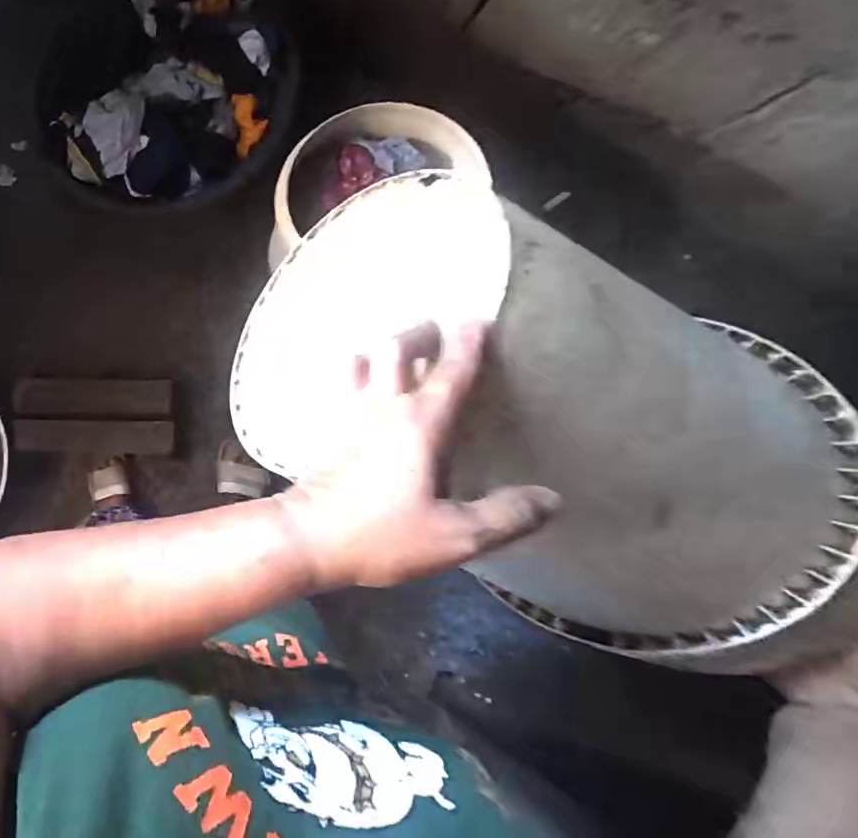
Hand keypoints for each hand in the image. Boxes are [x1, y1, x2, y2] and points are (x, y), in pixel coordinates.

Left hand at [274, 321, 559, 588]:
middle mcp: (381, 409)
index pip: (448, 375)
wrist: (307, 536)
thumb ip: (505, 515)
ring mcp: (350, 416)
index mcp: (417, 425)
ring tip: (400, 349)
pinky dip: (360, 372)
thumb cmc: (380, 534)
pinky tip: (363, 384)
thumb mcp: (455, 536)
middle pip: (394, 352)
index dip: (466, 346)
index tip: (478, 320)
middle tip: (436, 327)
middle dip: (417, 334)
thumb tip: (549, 497)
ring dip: (384, 350)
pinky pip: (348, 386)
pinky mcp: (331, 431)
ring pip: (364, 363)